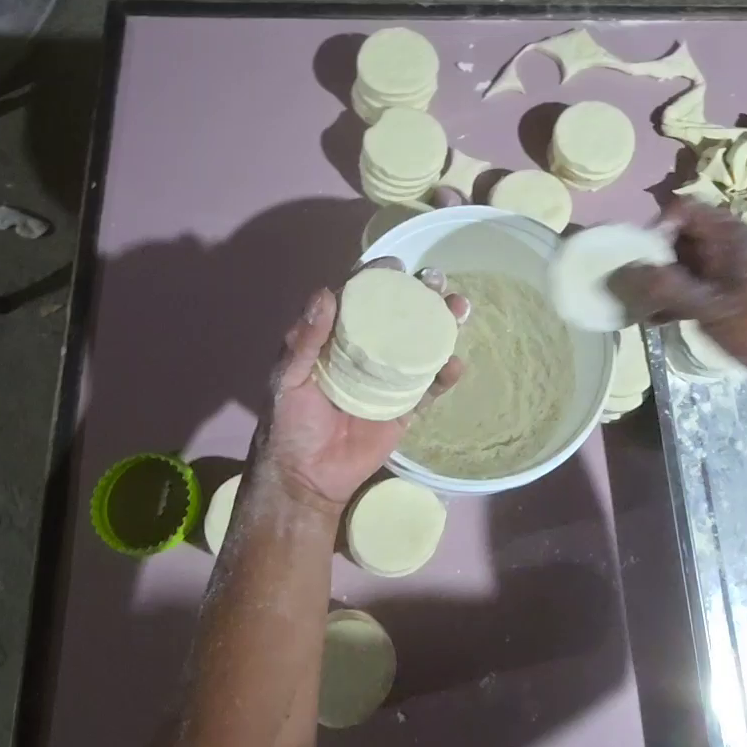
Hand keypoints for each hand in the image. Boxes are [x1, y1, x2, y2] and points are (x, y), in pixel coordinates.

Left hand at [249, 261, 468, 511]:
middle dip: (421, 295)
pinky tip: (455, 363)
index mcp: (335, 340)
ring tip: (459, 308)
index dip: (377, 279)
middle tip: (437, 282)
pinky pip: (429, 389)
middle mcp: (366, 353)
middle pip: (398, 317)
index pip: (359, 301)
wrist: (305, 479)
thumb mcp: (288, 379)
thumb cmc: (290, 424)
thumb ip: (306, 340)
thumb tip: (325, 293)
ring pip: (421, 346)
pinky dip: (444, 376)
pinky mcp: (406, 409)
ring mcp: (389, 381)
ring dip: (442, 325)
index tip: (396, 267)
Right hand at [609, 202, 746, 392]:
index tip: (642, 257)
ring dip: (662, 284)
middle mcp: (730, 247)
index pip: (685, 210)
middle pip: (681, 238)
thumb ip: (668, 288)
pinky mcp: (729, 296)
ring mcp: (730, 272)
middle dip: (655, 260)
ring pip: (685, 265)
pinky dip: (676, 300)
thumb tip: (628, 271)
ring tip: (642, 308)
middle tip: (636, 287)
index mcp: (732, 237)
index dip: (659, 227)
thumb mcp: (711, 309)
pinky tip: (658, 322)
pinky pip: (695, 288)